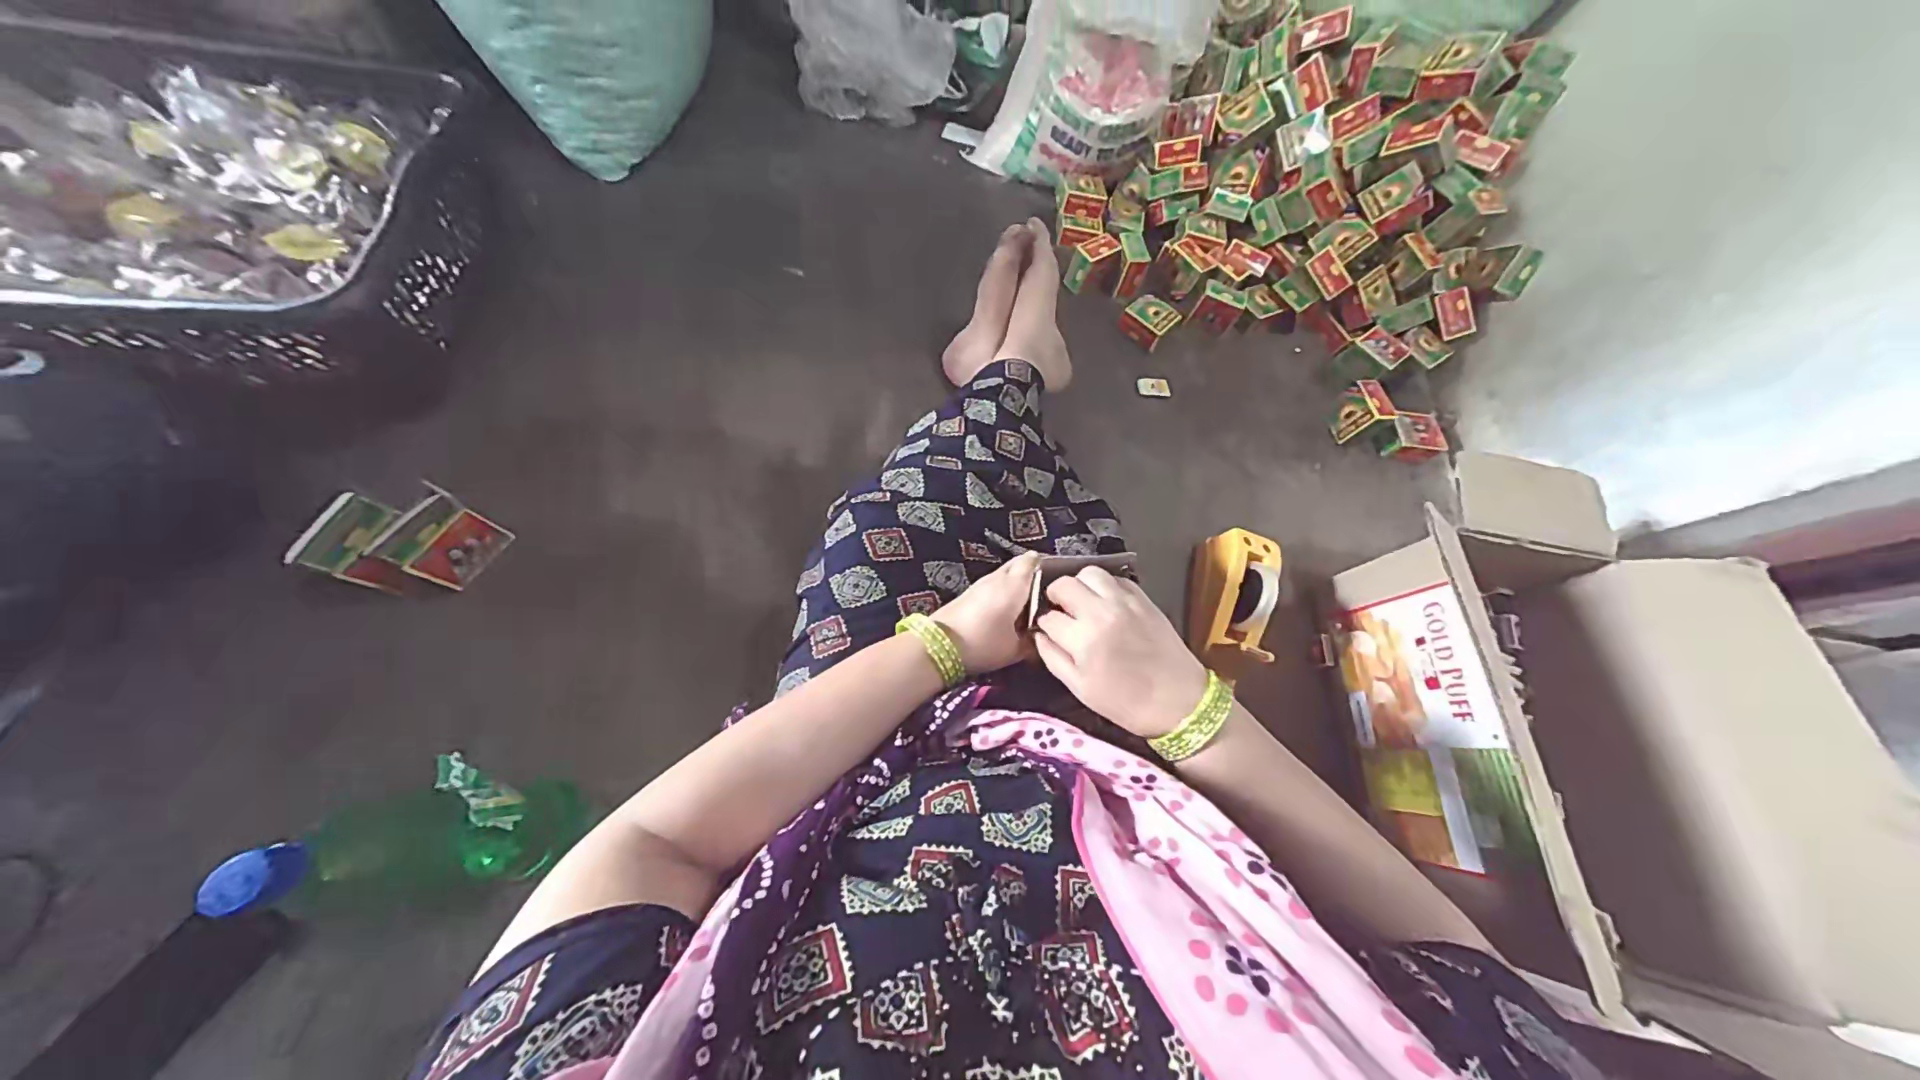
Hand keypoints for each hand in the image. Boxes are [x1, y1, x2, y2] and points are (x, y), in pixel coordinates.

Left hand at [932, 551, 1040, 674]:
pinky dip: (1001, 591)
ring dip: (1014, 583)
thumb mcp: (1015, 649)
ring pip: (1002, 575)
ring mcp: (979, 584)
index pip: (1032, 562)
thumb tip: (1043, 635)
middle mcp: (997, 578)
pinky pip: (991, 585)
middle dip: (1030, 572)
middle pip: (1017, 565)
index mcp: (1014, 585)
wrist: (939, 645)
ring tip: (1025, 602)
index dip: (1045, 565)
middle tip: (1042, 591)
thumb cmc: (983, 643)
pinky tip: (1004, 609)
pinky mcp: (967, 594)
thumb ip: (1033, 641)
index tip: (1056, 579)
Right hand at [1033, 567, 1210, 737]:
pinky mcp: (1144, 599)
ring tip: (1082, 601)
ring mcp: (1125, 602)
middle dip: (1055, 596)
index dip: (1044, 625)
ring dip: (1080, 584)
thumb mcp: (1080, 688)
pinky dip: (1105, 585)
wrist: (1179, 702)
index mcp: (1083, 639)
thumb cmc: (1125, 703)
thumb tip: (1040, 635)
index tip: (1048, 631)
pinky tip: (1105, 602)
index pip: (1048, 618)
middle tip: (1061, 611)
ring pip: (1090, 573)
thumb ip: (1053, 658)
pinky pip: (1116, 578)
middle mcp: (1102, 612)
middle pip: (1064, 585)